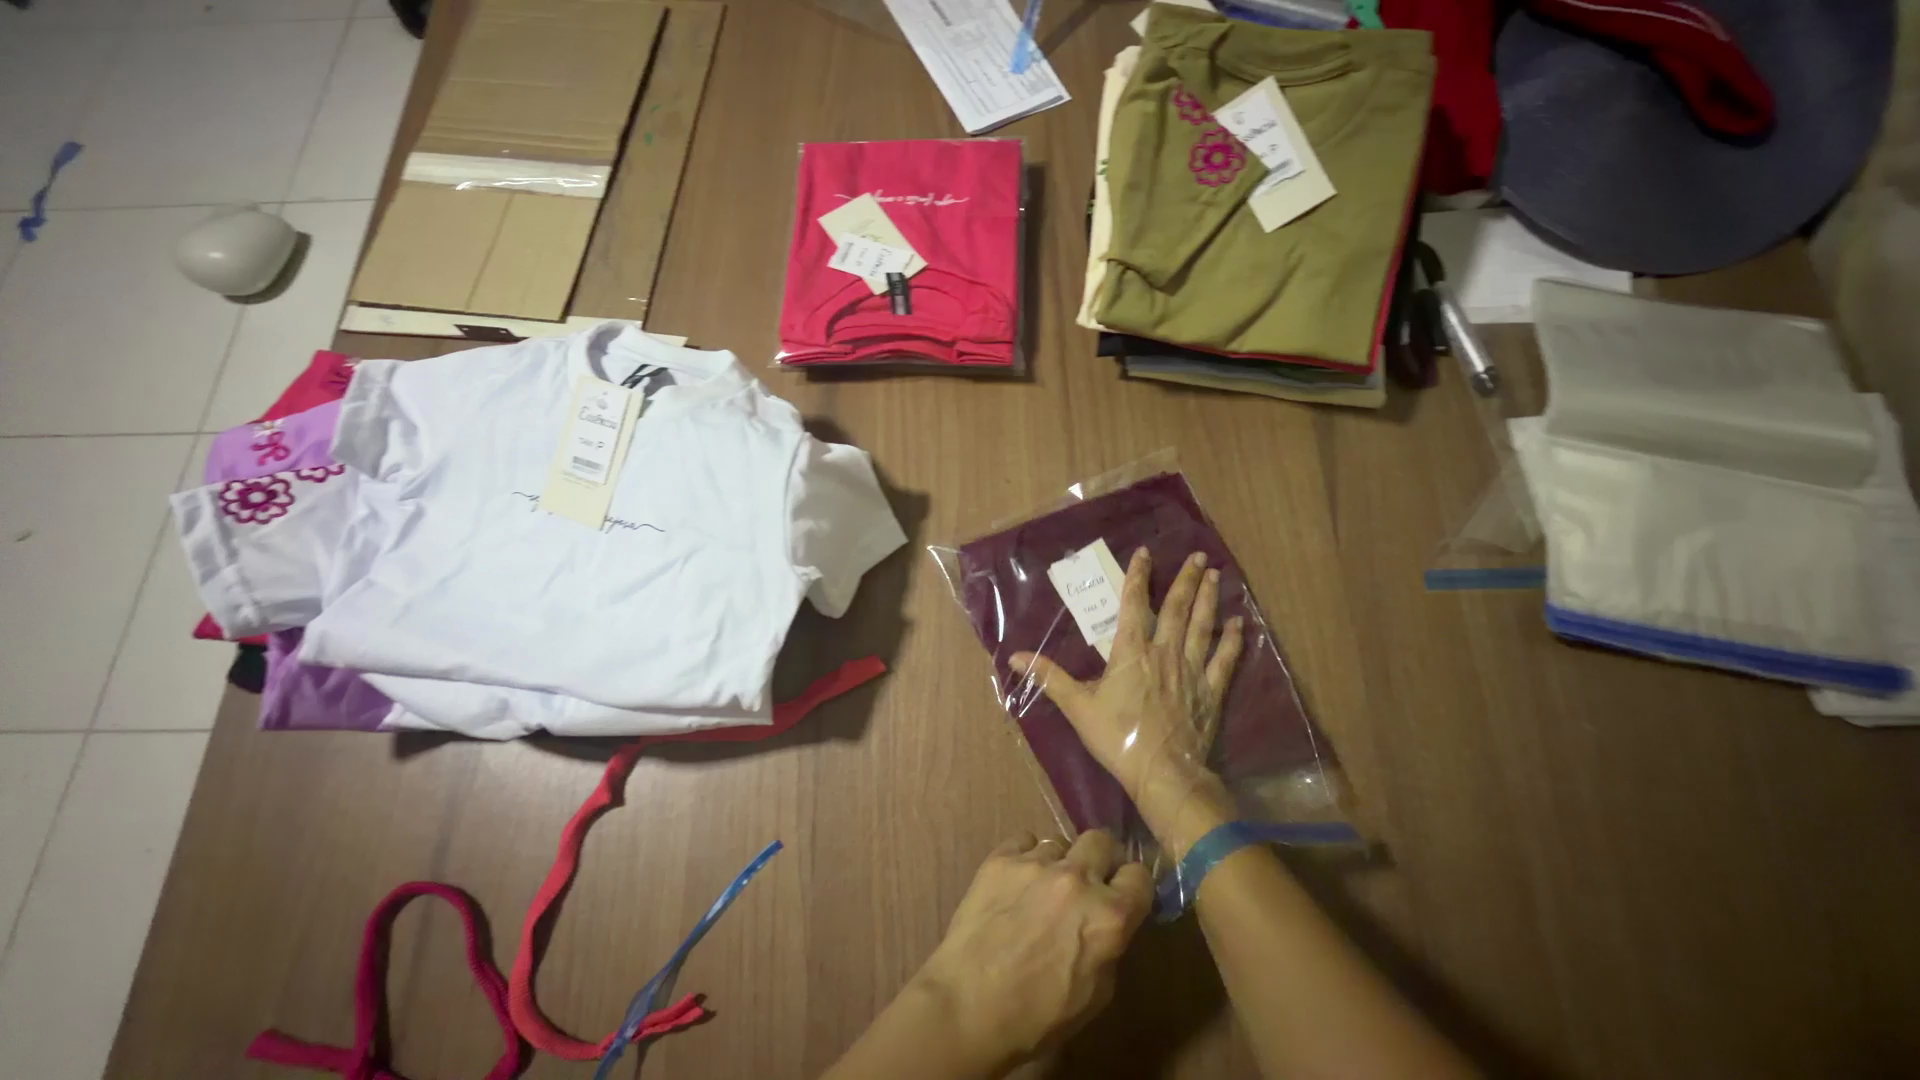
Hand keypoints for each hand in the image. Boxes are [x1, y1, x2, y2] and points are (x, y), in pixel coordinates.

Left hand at [911, 830, 1153, 1068]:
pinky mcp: (1000, 859)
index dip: (1131, 887)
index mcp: (1110, 915)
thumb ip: (1110, 946)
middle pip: (1101, 841)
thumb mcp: (1096, 994)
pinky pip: (1023, 841)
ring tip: (1041, 887)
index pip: (1140, 875)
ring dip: (1058, 862)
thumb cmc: (1038, 1016)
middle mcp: (1077, 878)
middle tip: (1085, 884)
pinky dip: (1024, 857)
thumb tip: (1109, 926)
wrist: (969, 1006)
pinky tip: (1014, 882)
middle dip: (1098, 860)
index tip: (1121, 896)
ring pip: (1059, 841)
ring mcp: (1036, 864)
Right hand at [1012, 549, 1243, 834]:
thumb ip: (1049, 677)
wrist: (1162, 772)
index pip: (1134, 605)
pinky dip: (1233, 640)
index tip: (1144, 553)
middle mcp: (1164, 652)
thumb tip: (1014, 656)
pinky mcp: (1211, 691)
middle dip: (1186, 579)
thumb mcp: (1077, 706)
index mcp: (1131, 652)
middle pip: (1176, 608)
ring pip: (1202, 626)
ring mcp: (1191, 670)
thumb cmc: (1116, 738)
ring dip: (1208, 599)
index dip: (1137, 577)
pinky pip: (1224, 659)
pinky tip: (1240, 622)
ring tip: (1216, 575)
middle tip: (1199, 556)